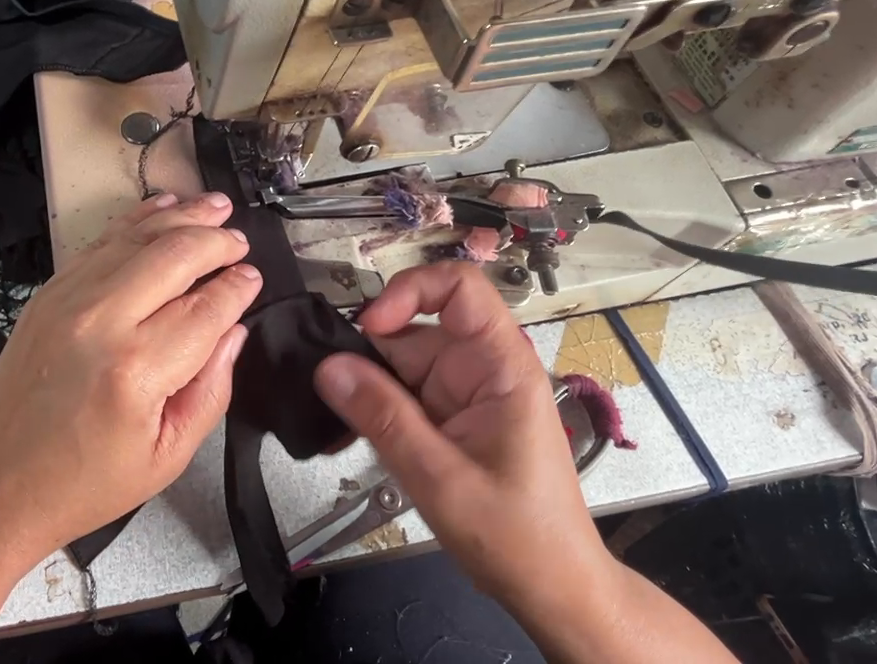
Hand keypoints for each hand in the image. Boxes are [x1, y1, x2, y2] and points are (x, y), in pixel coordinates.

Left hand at [0, 192, 258, 569]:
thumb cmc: (84, 483)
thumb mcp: (167, 457)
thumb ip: (211, 389)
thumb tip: (234, 330)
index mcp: (137, 370)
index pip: (206, 308)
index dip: (238, 287)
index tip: (255, 277)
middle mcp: (102, 320)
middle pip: (174, 255)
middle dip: (216, 240)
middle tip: (241, 239)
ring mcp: (69, 298)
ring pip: (138, 237)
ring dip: (181, 216)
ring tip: (216, 206)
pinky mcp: (49, 292)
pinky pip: (102, 241)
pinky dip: (136, 221)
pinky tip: (162, 208)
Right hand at [312, 262, 609, 604]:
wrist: (551, 590)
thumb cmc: (516, 535)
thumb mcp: (441, 478)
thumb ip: (384, 419)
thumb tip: (328, 367)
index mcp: (501, 365)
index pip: (459, 288)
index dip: (410, 291)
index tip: (369, 327)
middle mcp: (479, 367)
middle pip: (412, 329)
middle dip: (367, 355)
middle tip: (325, 392)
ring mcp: (461, 391)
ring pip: (397, 363)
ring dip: (363, 388)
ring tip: (331, 425)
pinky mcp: (446, 416)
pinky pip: (398, 394)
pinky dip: (371, 410)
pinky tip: (345, 435)